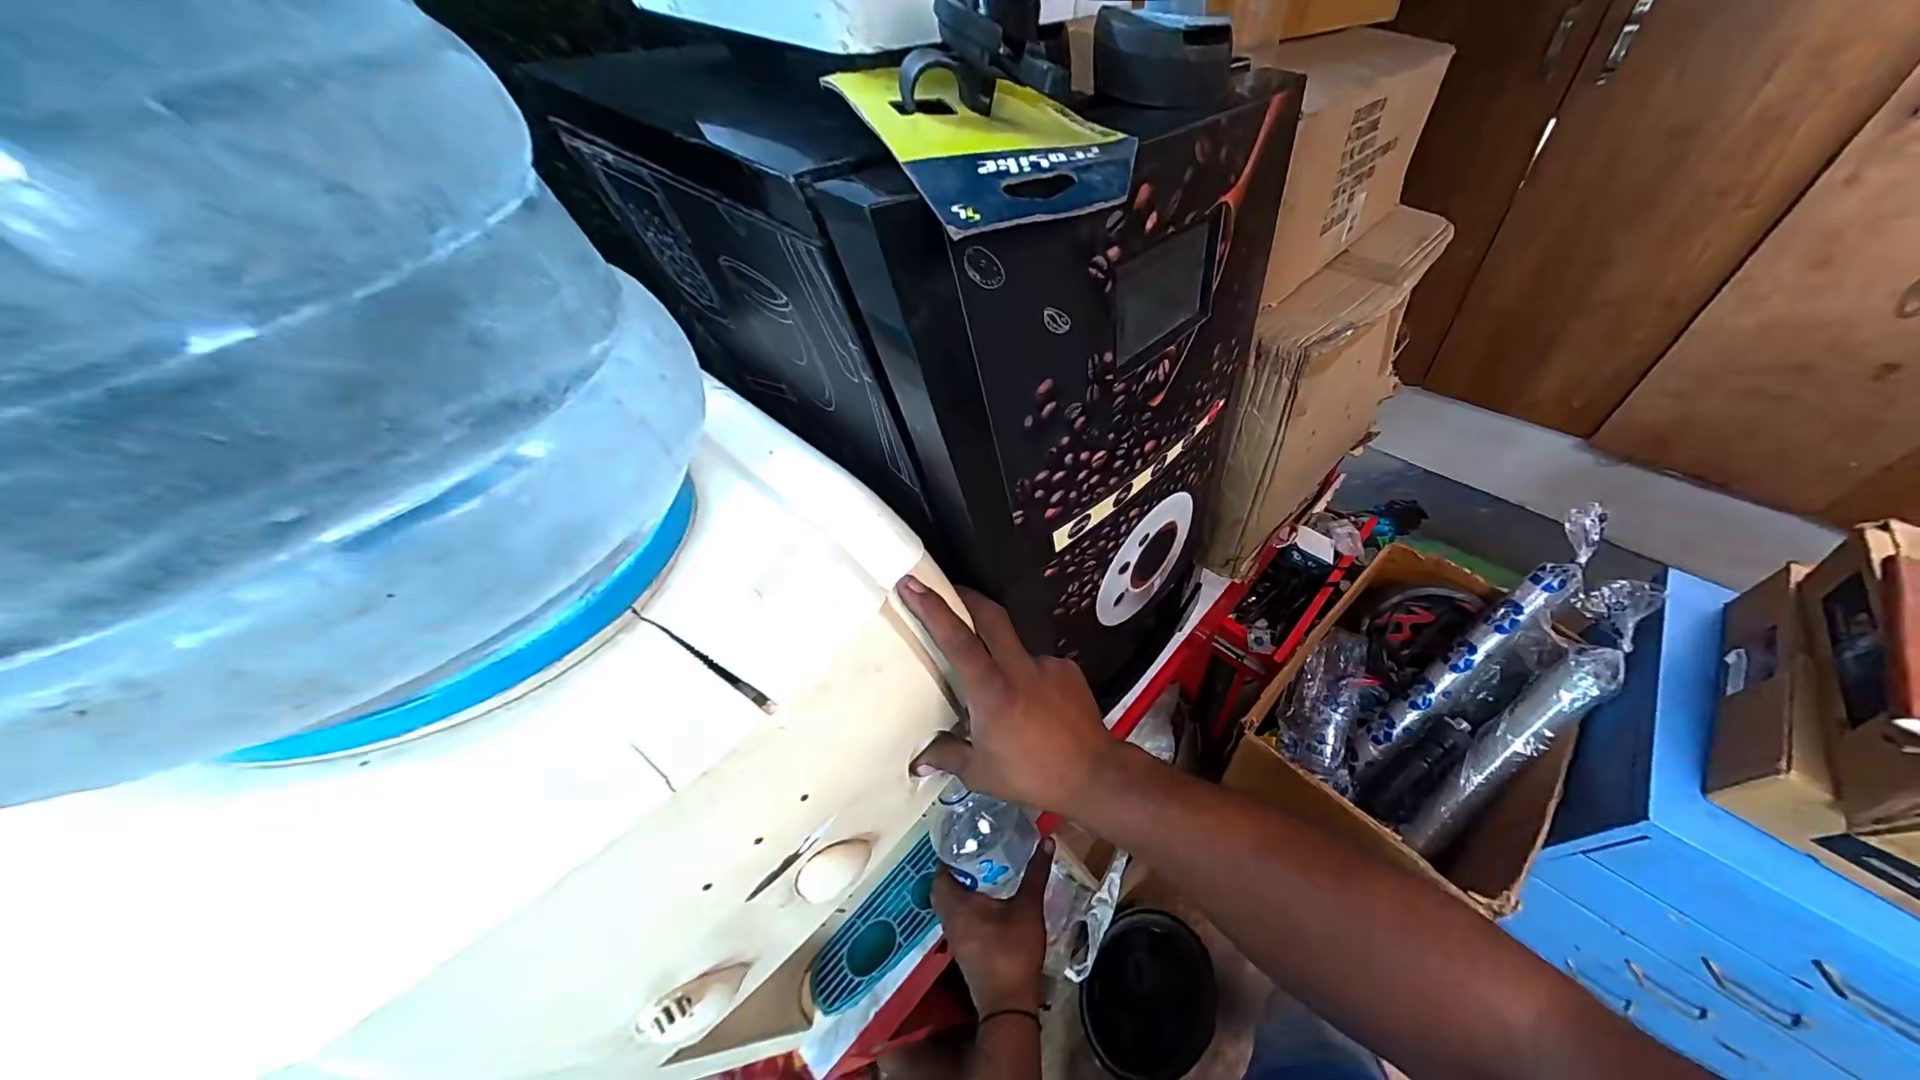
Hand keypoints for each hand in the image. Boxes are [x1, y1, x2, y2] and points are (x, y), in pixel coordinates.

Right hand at [897, 577, 1117, 812]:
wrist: (1095, 774)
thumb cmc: (1032, 775)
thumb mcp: (981, 772)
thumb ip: (947, 756)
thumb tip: (917, 760)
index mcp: (992, 690)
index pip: (957, 639)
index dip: (932, 609)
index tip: (913, 585)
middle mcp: (1019, 668)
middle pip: (990, 615)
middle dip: (966, 596)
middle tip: (948, 591)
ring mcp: (1047, 665)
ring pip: (1014, 643)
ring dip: (999, 651)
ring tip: (1001, 687)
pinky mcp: (1068, 669)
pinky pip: (1038, 664)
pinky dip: (1027, 676)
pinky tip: (1032, 702)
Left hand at [932, 840, 1051, 1014]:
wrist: (1009, 1004)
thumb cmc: (1014, 951)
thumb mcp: (1028, 908)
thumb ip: (1036, 872)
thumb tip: (1047, 840)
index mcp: (956, 904)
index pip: (940, 869)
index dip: (950, 851)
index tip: (967, 838)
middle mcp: (948, 918)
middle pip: (942, 885)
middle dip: (956, 868)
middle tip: (977, 852)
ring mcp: (953, 936)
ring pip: (949, 903)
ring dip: (961, 887)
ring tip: (984, 870)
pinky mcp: (962, 948)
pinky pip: (956, 916)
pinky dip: (966, 904)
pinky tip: (987, 899)